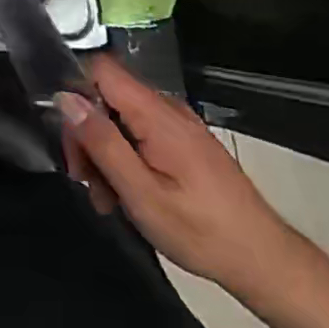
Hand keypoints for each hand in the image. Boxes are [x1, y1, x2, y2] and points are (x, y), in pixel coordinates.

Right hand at [57, 54, 306, 296]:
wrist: (262, 258)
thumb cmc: (200, 230)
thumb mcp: (140, 192)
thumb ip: (102, 142)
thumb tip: (67, 99)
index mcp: (157, 115)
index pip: (101, 69)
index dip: (75, 92)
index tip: (69, 137)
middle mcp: (168, 109)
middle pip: (107, 97)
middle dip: (87, 134)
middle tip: (85, 180)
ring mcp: (178, 125)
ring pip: (120, 118)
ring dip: (103, 152)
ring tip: (106, 197)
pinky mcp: (183, 142)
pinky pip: (139, 134)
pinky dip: (124, 158)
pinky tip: (125, 194)